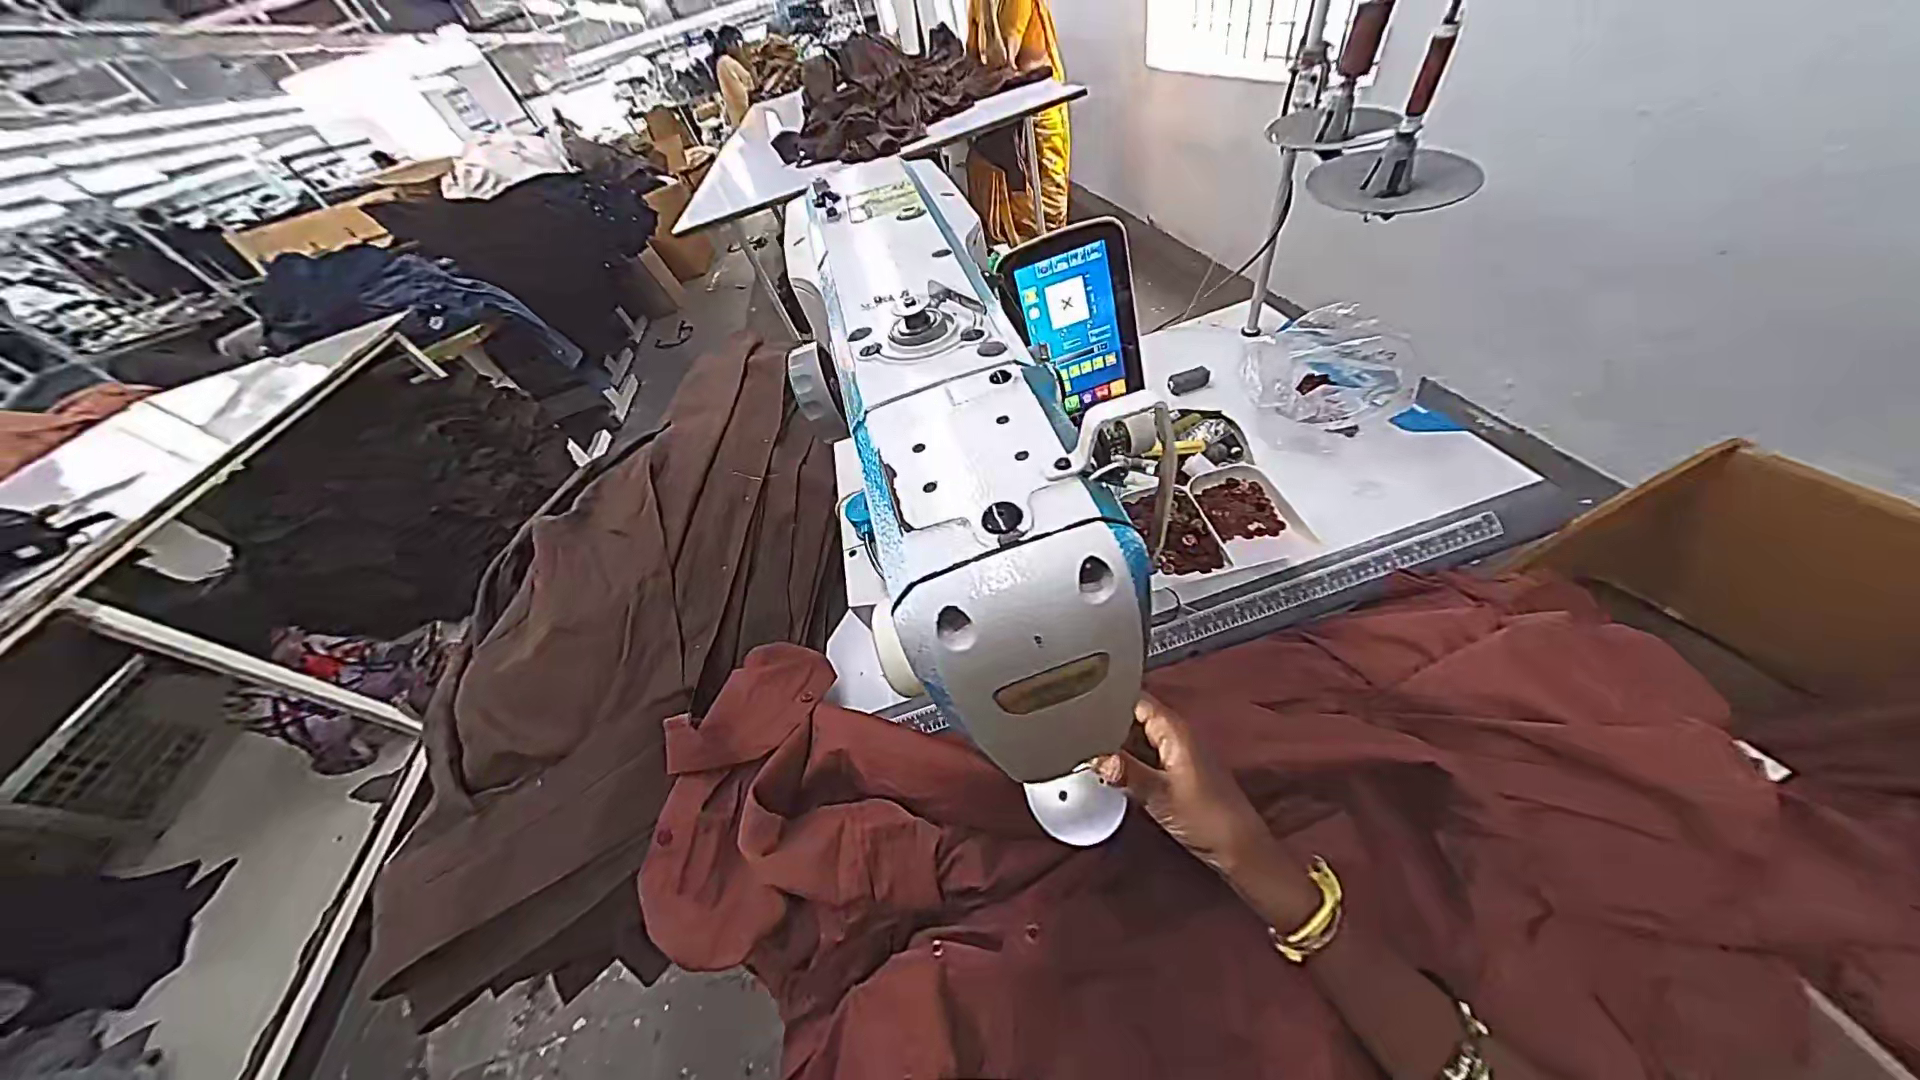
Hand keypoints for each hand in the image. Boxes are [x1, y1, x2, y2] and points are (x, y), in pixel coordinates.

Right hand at [1096, 696, 1319, 926]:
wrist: (1241, 849)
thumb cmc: (1208, 818)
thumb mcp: (1159, 794)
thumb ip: (1125, 772)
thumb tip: (1095, 757)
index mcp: (1174, 729)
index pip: (1135, 698)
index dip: (1109, 696)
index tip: (1080, 700)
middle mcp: (1175, 733)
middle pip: (1133, 715)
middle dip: (1107, 720)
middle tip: (1074, 726)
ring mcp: (1176, 751)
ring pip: (1136, 735)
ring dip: (1115, 741)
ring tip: (1084, 744)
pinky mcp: (1175, 769)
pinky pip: (1144, 752)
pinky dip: (1126, 757)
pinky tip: (1108, 767)